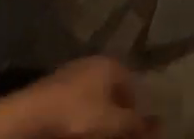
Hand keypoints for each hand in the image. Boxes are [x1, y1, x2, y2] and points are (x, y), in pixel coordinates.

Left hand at [10, 57, 155, 138]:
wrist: (33, 113)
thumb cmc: (80, 114)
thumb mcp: (115, 122)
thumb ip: (138, 123)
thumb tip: (160, 125)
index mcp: (111, 64)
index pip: (134, 88)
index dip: (138, 113)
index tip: (136, 133)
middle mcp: (94, 63)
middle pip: (115, 92)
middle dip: (119, 115)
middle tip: (119, 134)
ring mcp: (73, 73)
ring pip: (96, 98)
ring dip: (101, 117)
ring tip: (100, 133)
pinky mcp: (57, 87)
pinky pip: (79, 103)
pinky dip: (84, 116)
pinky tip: (80, 129)